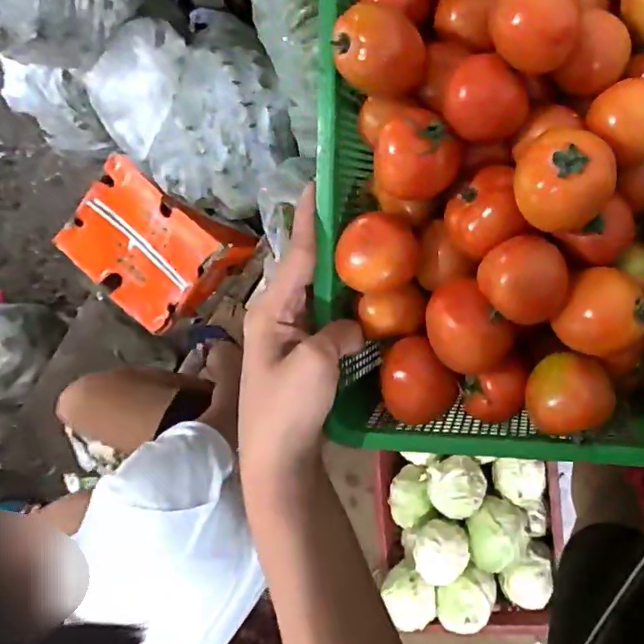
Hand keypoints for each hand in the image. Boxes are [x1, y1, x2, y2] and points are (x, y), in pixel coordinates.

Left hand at [238, 185, 364, 480]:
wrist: (277, 462)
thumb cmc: (287, 412)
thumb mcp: (315, 365)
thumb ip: (338, 331)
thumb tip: (357, 323)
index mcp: (273, 310)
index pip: (298, 253)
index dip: (311, 216)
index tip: (319, 181)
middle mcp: (280, 314)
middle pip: (309, 265)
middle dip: (330, 235)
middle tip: (359, 205)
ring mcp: (293, 333)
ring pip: (322, 289)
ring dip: (342, 266)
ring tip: (369, 239)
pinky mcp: (308, 351)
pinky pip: (331, 314)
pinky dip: (350, 299)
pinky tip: (371, 292)